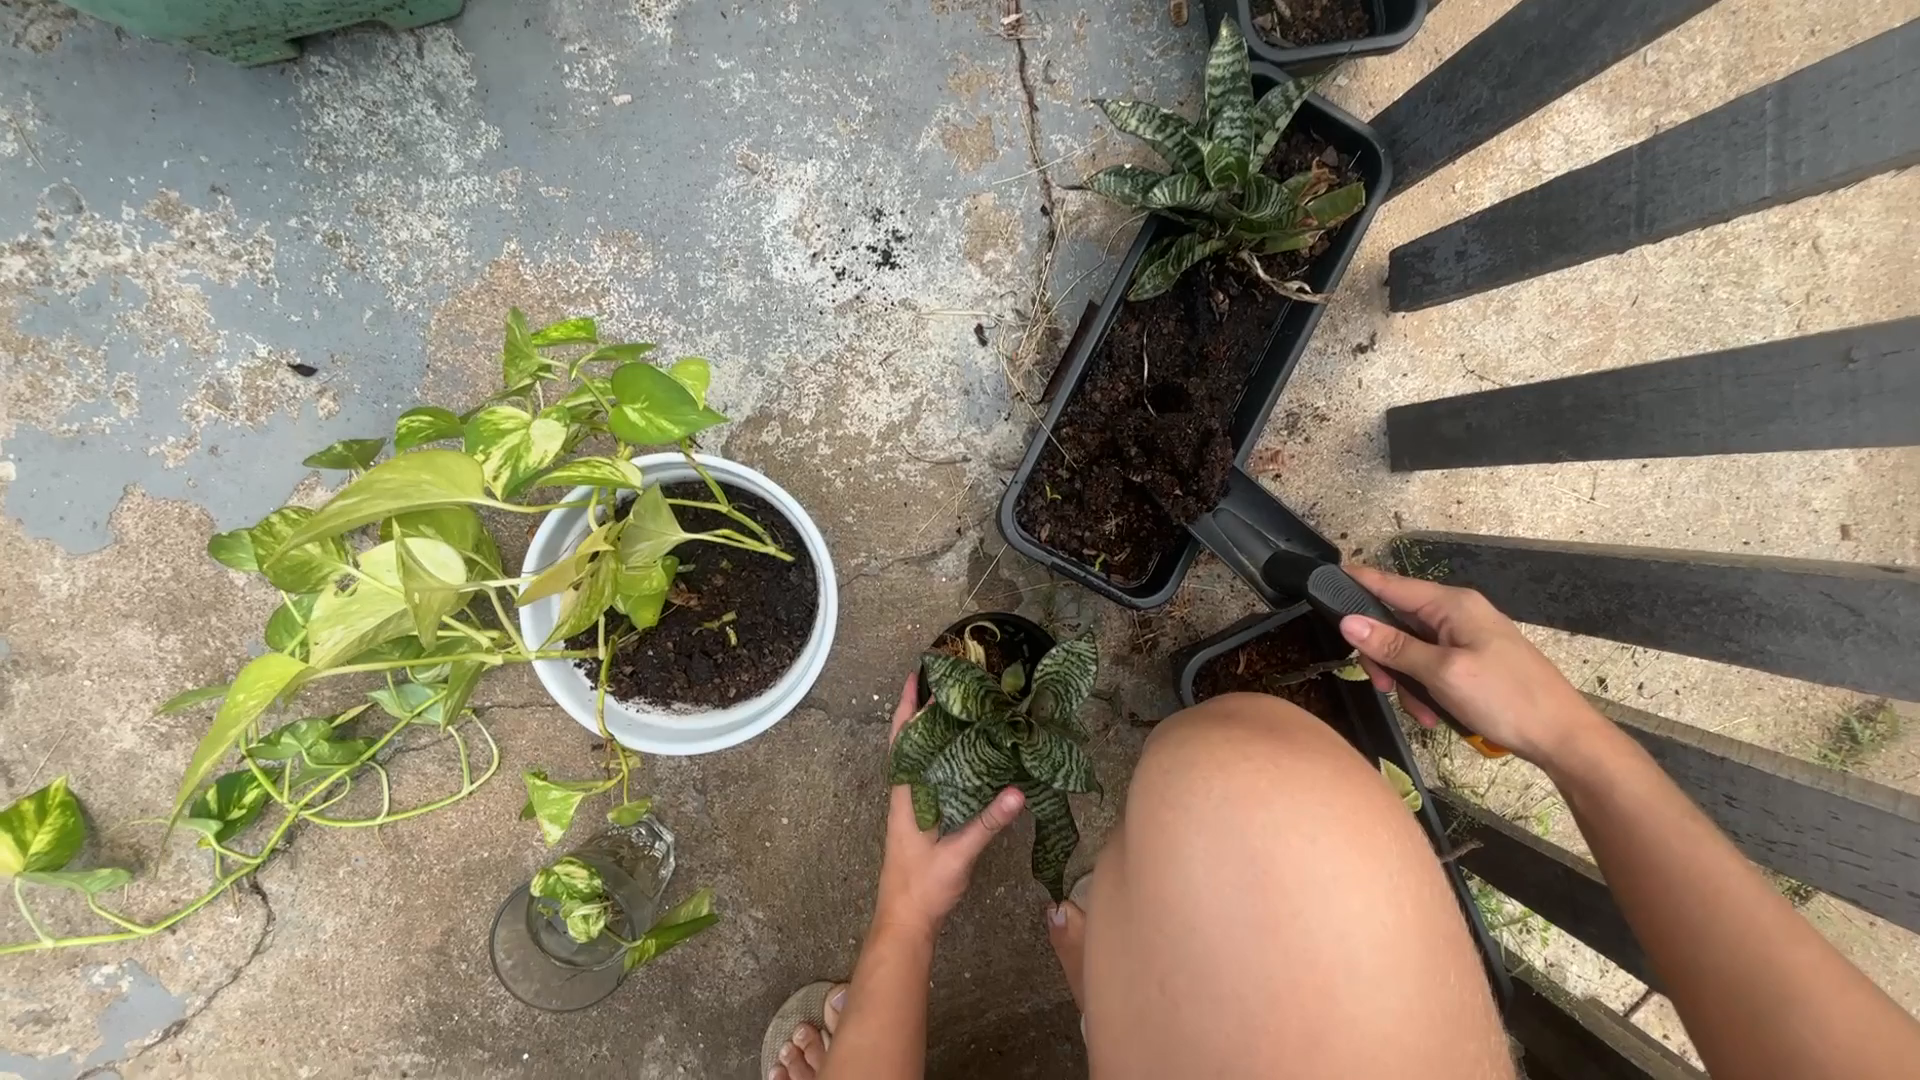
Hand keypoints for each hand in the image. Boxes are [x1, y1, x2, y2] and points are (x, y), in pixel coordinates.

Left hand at [872, 672, 1024, 939]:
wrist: (904, 922)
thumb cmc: (922, 889)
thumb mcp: (957, 855)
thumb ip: (986, 824)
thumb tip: (1017, 792)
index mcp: (906, 796)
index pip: (904, 741)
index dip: (908, 708)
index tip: (919, 677)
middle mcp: (906, 794)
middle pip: (910, 742)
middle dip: (924, 711)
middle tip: (949, 684)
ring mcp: (913, 806)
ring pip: (921, 758)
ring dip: (934, 732)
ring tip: (959, 708)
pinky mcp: (923, 818)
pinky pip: (932, 776)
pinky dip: (944, 757)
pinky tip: (965, 754)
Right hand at [1337, 565, 1606, 768]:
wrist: (1566, 739)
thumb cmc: (1507, 699)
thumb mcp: (1442, 673)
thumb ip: (1393, 646)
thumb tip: (1348, 621)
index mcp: (1451, 605)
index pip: (1388, 583)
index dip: (1354, 582)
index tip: (1321, 584)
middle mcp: (1455, 613)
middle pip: (1393, 621)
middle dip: (1383, 655)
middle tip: (1384, 686)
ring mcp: (1463, 637)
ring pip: (1408, 649)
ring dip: (1405, 680)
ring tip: (1420, 711)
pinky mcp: (1469, 660)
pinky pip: (1428, 666)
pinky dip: (1424, 689)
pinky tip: (1434, 714)